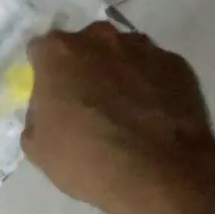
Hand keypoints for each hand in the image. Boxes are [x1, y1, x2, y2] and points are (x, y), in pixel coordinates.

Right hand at [22, 22, 214, 213]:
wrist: (160, 175)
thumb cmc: (88, 158)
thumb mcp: (38, 147)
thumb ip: (38, 116)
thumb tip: (49, 111)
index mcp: (57, 52)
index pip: (41, 51)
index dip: (45, 73)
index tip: (52, 95)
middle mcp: (98, 38)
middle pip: (85, 45)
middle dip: (84, 66)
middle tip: (89, 100)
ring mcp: (141, 48)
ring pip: (123, 53)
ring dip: (120, 72)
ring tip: (127, 109)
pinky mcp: (177, 64)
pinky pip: (156, 69)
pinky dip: (152, 85)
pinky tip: (154, 115)